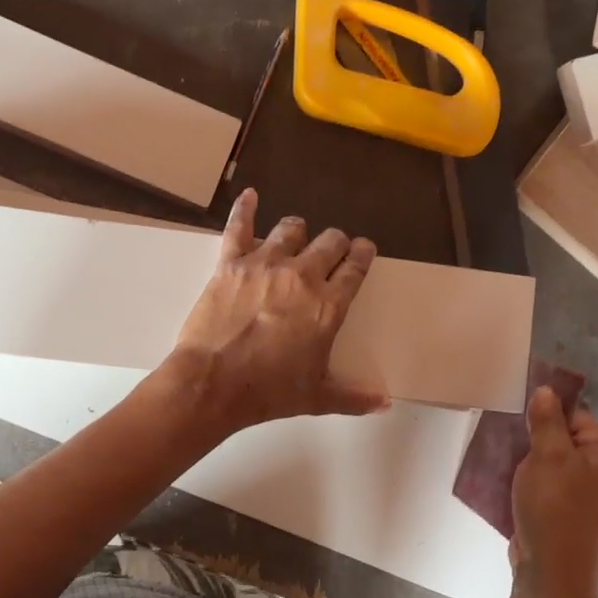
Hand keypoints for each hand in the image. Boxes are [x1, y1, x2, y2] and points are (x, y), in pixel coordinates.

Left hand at [159, 188, 388, 433]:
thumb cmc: (268, 391)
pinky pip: (238, 227)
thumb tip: (384, 403)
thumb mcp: (317, 397)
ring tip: (295, 237)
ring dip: (297, 232)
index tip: (362, 252)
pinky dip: (244, 208)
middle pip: (329, 242)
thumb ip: (353, 396)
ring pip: (291, 229)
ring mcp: (264, 265)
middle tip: (330, 252)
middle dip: (334, 244)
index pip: (355, 268)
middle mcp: (302, 276)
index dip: (362, 256)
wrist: (213, 382)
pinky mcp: (230, 263)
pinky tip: (248, 195)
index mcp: (329, 305)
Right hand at [510, 387, 597, 597]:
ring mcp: (593, 494)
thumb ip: (546, 420)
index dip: (546, 419)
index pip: (577, 417)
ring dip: (531, 463)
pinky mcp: (573, 512)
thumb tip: (546, 390)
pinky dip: (532, 482)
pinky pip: (551, 485)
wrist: (553, 568)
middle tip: (512, 449)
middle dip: (536, 442)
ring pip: (555, 463)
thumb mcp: (547, 455)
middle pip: (566, 440)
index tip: (520, 426)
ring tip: (510, 468)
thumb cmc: (555, 507)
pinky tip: (514, 487)